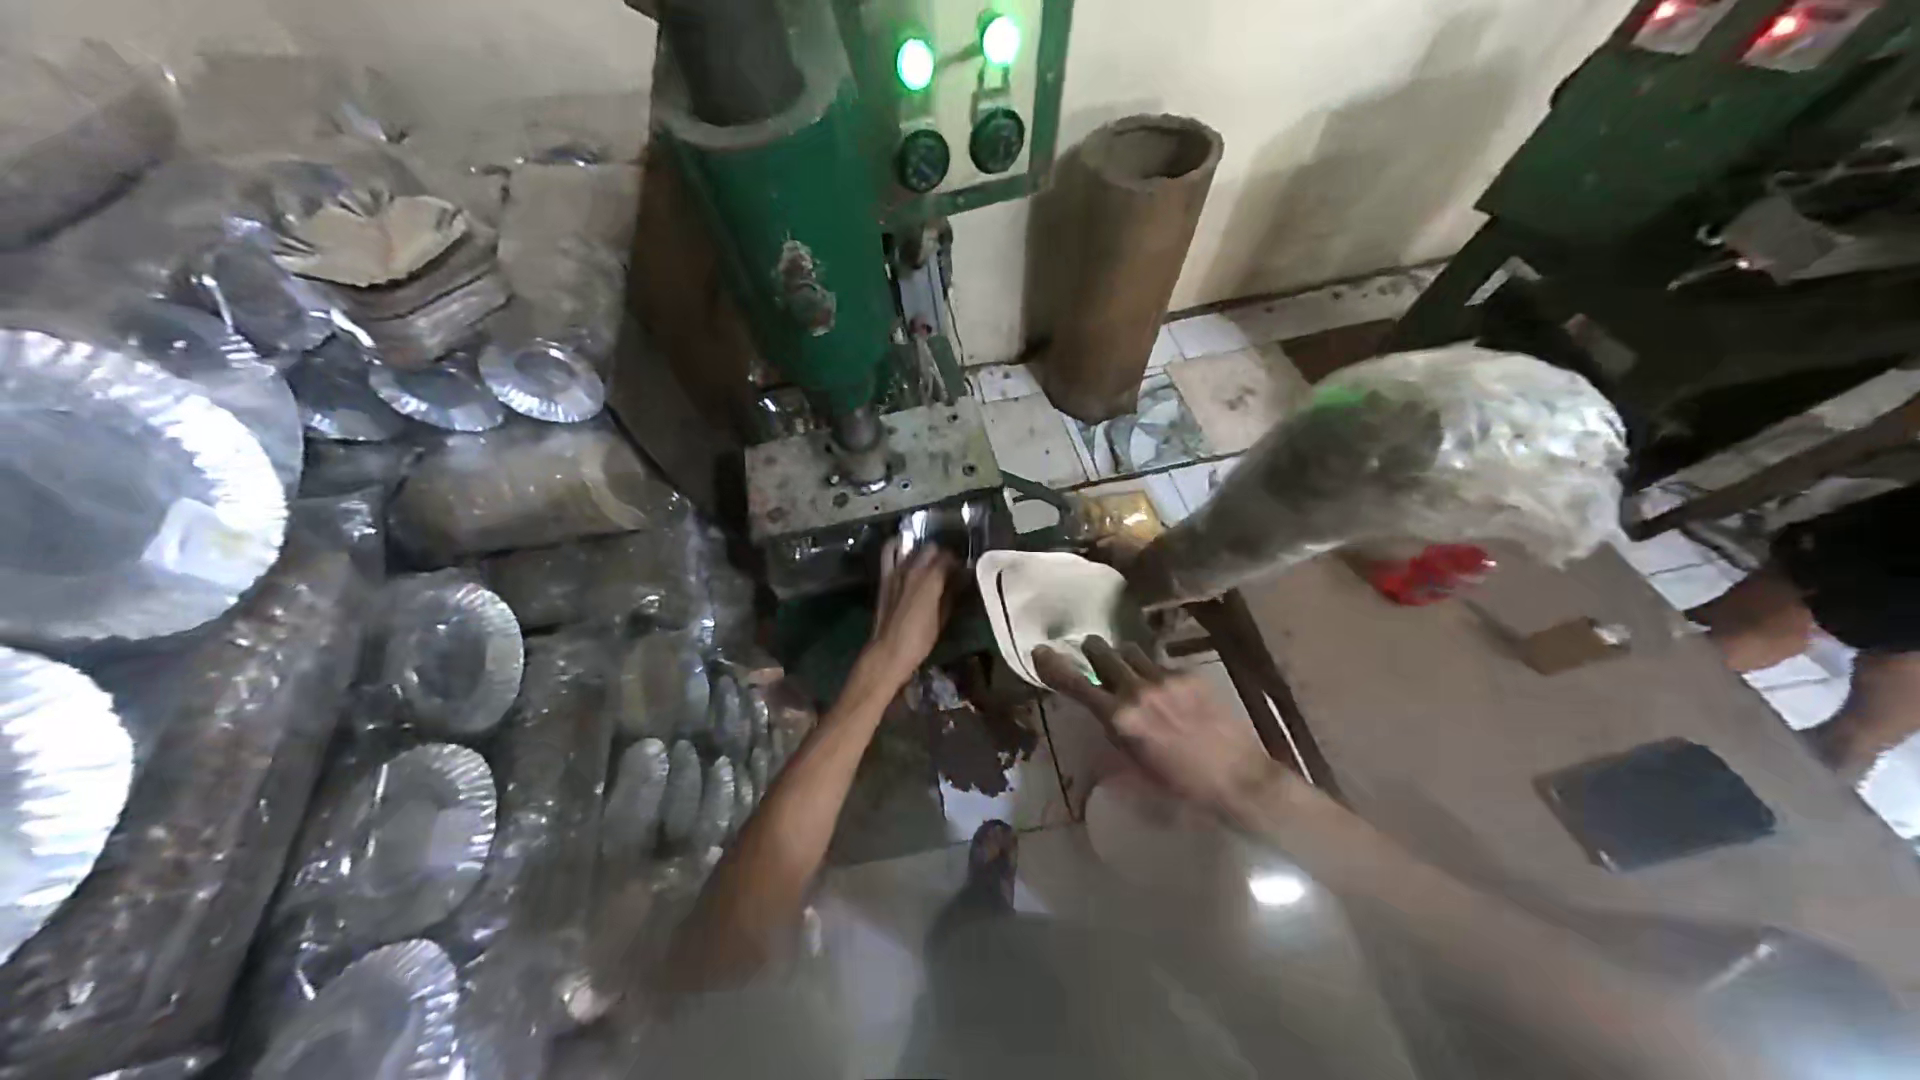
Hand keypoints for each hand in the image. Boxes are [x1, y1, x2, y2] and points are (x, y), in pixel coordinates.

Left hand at [866, 542, 956, 684]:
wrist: (889, 650)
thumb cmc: (920, 639)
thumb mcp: (943, 617)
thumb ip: (952, 593)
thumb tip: (962, 579)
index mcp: (931, 578)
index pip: (949, 558)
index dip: (958, 563)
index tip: (963, 572)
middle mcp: (914, 568)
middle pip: (933, 549)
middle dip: (943, 555)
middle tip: (948, 569)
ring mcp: (897, 570)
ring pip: (914, 549)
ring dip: (924, 553)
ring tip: (930, 564)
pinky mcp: (885, 575)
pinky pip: (889, 551)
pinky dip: (898, 546)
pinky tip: (905, 551)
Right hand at [1033, 636, 1282, 811]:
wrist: (1239, 780)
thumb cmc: (1182, 787)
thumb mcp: (1136, 766)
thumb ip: (1115, 733)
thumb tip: (1105, 716)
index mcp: (1120, 719)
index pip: (1076, 684)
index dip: (1053, 666)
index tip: (1041, 651)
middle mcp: (1138, 691)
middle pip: (1102, 652)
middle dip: (1093, 651)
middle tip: (1093, 654)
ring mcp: (1166, 679)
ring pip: (1131, 651)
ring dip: (1124, 659)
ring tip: (1132, 671)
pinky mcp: (1189, 676)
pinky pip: (1161, 663)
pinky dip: (1156, 672)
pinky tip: (1169, 692)